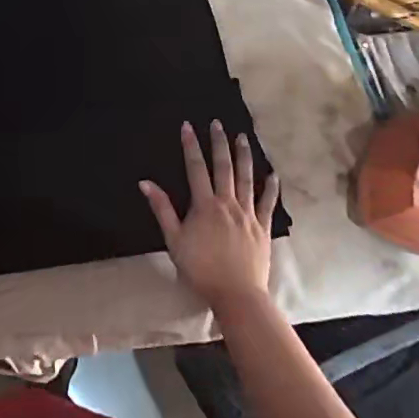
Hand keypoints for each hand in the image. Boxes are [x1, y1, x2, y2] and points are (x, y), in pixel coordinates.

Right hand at [140, 120, 279, 309]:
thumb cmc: (200, 268)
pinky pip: (268, 203)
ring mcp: (248, 214)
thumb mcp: (174, 240)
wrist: (237, 294)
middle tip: (217, 123)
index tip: (188, 126)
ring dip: (243, 156)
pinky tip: (273, 174)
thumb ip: (162, 209)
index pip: (196, 168)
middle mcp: (228, 203)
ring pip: (246, 178)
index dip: (191, 146)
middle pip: (223, 167)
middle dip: (219, 143)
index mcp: (205, 205)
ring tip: (243, 137)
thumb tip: (145, 183)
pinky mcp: (263, 227)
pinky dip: (271, 187)